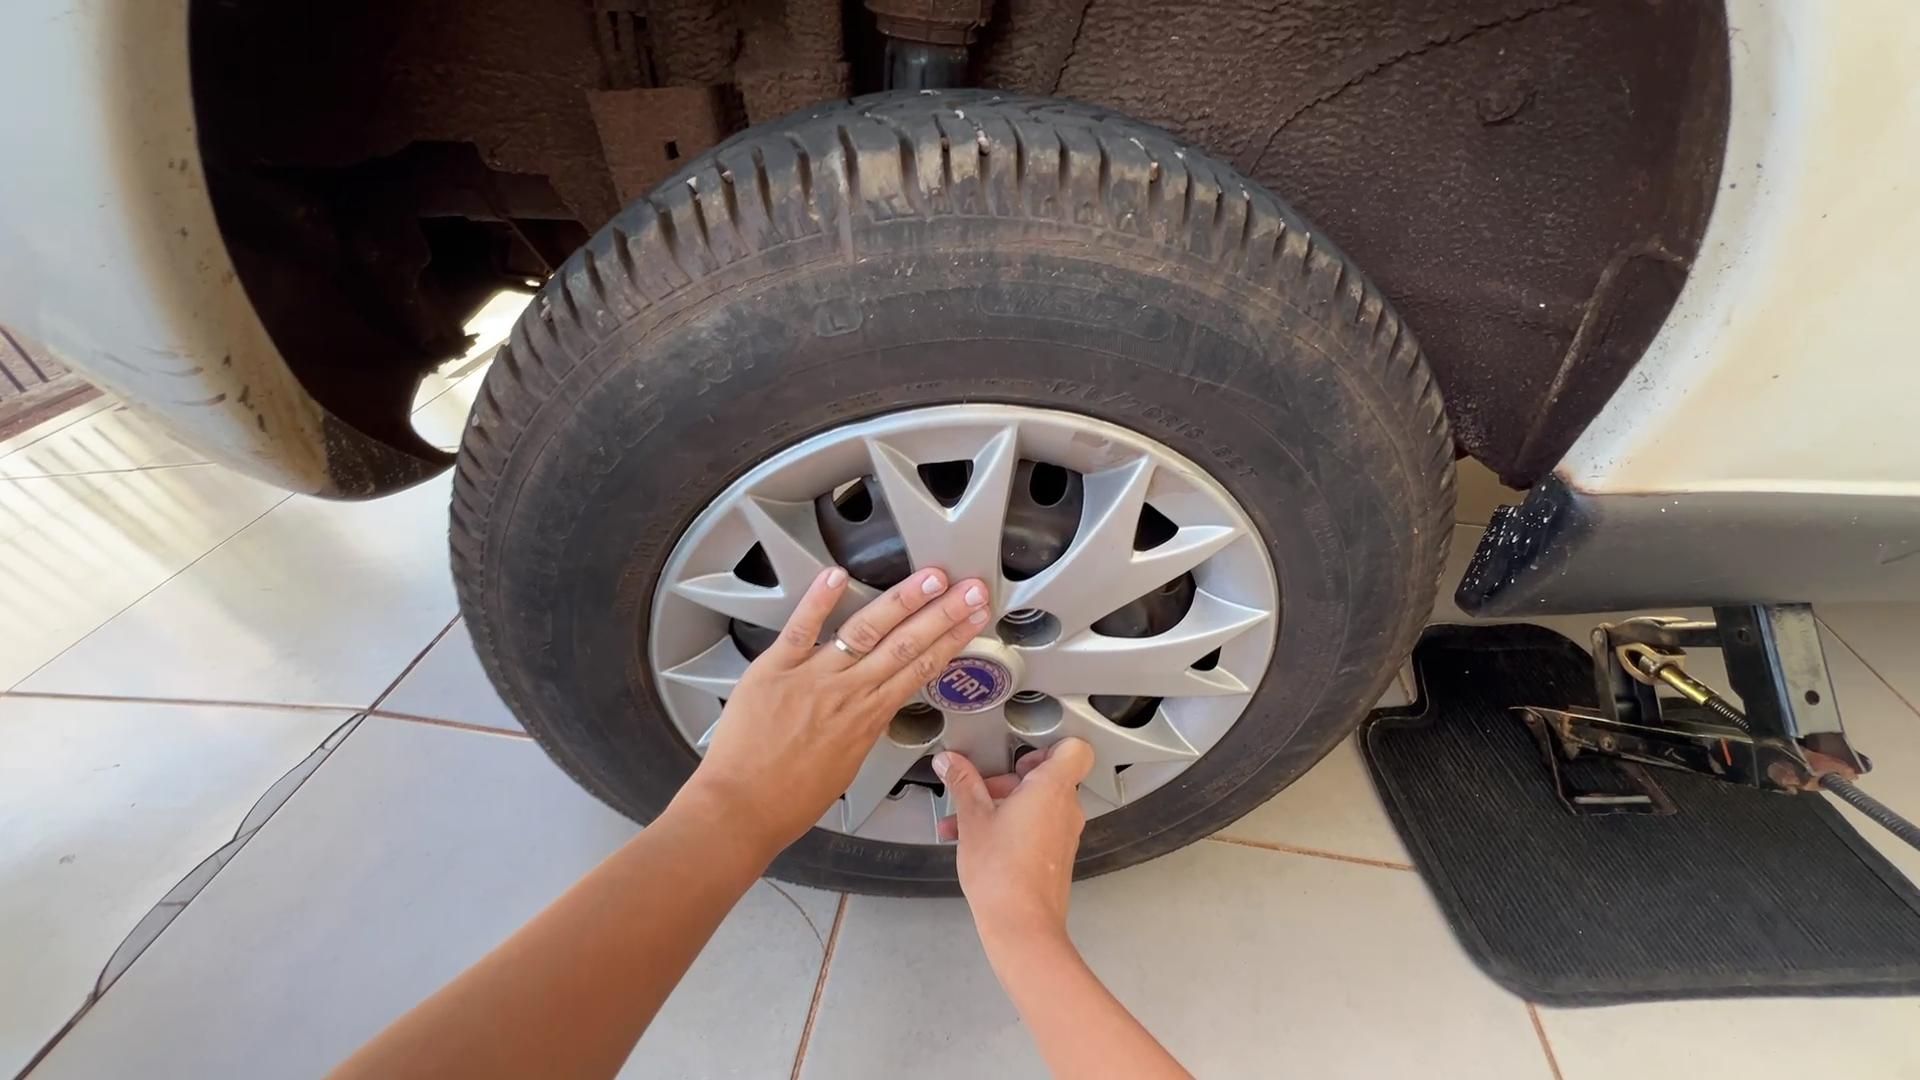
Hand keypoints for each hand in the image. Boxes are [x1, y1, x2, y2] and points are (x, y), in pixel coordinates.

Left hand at [678, 565, 990, 858]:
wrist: (739, 810)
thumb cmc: (787, 798)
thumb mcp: (846, 764)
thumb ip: (863, 725)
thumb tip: (874, 704)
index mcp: (868, 716)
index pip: (922, 668)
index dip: (952, 639)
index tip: (974, 619)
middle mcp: (848, 692)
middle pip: (906, 644)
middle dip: (944, 612)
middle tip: (971, 588)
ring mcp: (813, 676)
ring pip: (867, 631)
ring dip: (903, 601)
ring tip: (931, 578)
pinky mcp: (775, 669)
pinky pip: (802, 628)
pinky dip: (819, 600)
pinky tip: (838, 574)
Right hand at [934, 738, 1094, 943]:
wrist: (1021, 927)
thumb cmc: (1002, 873)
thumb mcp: (972, 818)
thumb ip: (962, 782)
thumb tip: (948, 761)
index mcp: (1052, 788)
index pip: (1073, 748)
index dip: (1047, 744)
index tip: (1018, 753)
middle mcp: (1066, 807)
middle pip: (1043, 775)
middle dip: (1006, 780)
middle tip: (978, 792)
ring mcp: (1064, 833)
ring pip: (1034, 802)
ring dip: (1001, 805)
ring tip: (964, 820)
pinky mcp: (1057, 854)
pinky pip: (1035, 826)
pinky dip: (1010, 825)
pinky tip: (976, 840)